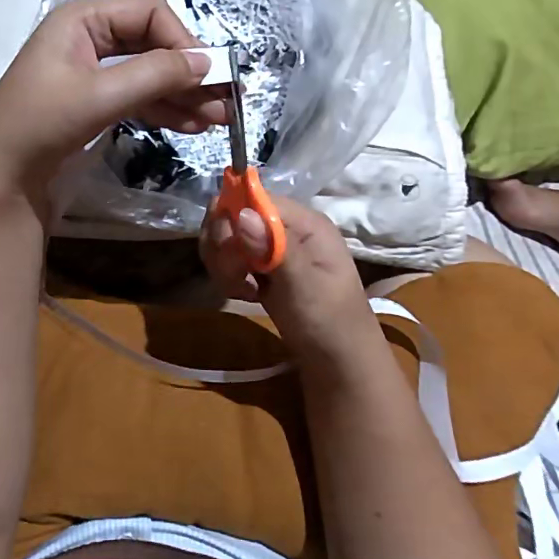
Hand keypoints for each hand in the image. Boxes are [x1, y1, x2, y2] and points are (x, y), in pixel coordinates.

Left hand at [0, 0, 228, 198]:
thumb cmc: (42, 122)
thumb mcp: (100, 95)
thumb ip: (156, 74)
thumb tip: (207, 62)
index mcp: (82, 20)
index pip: (149, 14)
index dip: (183, 40)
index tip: (210, 74)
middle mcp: (88, 39)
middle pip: (152, 44)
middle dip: (188, 72)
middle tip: (226, 100)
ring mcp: (90, 72)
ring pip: (147, 74)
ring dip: (181, 94)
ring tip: (216, 120)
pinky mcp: (91, 103)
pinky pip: (136, 97)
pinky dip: (162, 109)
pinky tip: (190, 125)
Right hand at [200, 195, 373, 355]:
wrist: (337, 360)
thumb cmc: (328, 322)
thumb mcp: (304, 287)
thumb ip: (274, 248)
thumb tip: (241, 214)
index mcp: (304, 222)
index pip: (252, 198)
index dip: (231, 219)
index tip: (230, 254)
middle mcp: (285, 226)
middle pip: (231, 213)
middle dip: (223, 246)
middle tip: (236, 277)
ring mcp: (272, 245)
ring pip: (225, 236)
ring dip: (222, 263)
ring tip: (239, 289)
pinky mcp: (260, 264)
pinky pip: (228, 256)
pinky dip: (226, 274)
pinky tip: (242, 294)